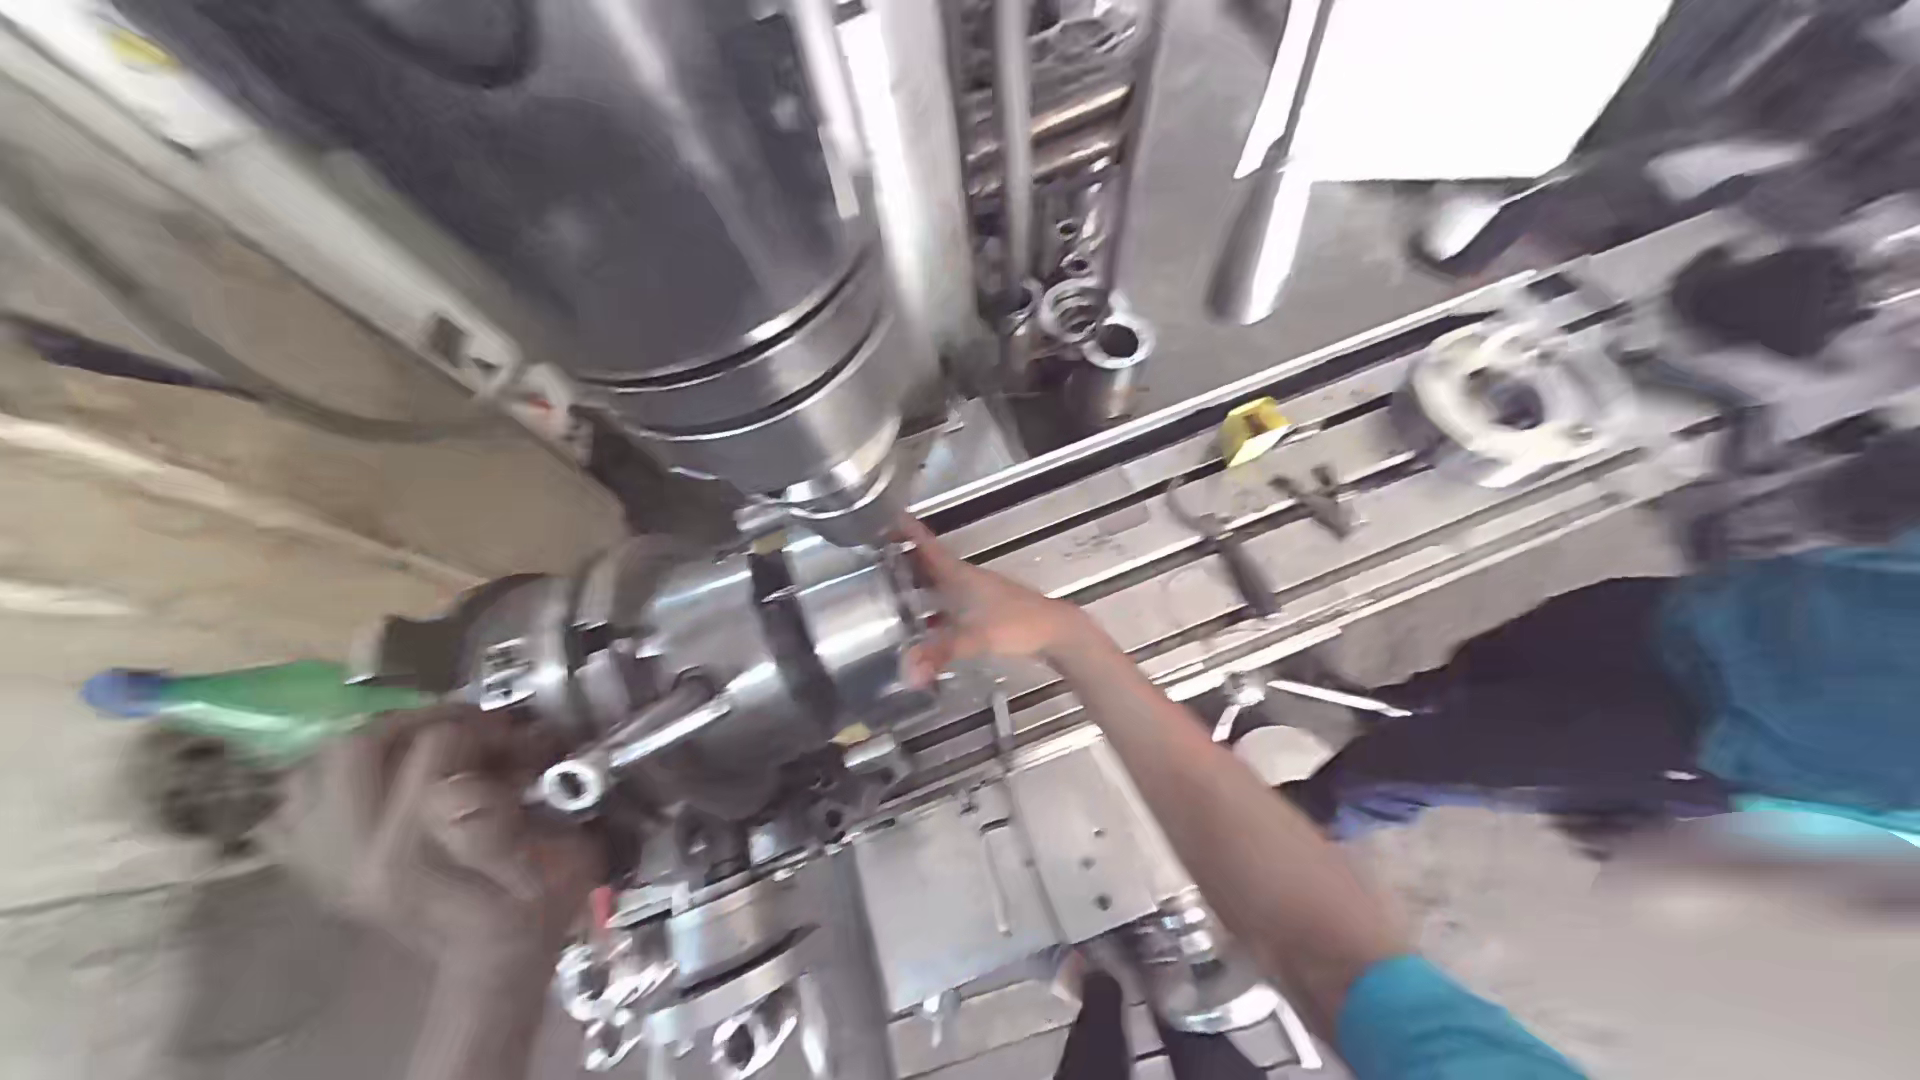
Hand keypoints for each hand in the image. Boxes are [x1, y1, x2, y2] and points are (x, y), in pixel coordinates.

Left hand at [271, 703, 601, 969]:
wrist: (493, 957)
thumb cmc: (537, 901)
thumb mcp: (549, 856)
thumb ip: (504, 819)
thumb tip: (474, 774)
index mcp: (413, 853)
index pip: (434, 746)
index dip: (484, 727)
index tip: (517, 736)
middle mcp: (351, 858)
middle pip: (357, 748)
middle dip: (421, 719)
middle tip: (468, 723)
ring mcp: (324, 867)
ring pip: (314, 769)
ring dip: (373, 743)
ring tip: (423, 744)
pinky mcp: (315, 873)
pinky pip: (291, 808)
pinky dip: (327, 781)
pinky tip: (376, 782)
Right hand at [898, 517, 1093, 685]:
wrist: (1055, 631)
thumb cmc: (1016, 624)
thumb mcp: (975, 638)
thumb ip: (940, 653)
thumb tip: (908, 672)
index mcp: (959, 574)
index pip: (928, 545)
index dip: (908, 530)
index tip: (886, 515)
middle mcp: (964, 578)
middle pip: (929, 562)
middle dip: (903, 557)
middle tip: (874, 556)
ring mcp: (975, 593)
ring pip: (939, 582)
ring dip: (918, 582)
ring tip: (889, 589)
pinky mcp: (983, 609)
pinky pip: (949, 601)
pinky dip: (933, 606)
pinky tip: (924, 624)